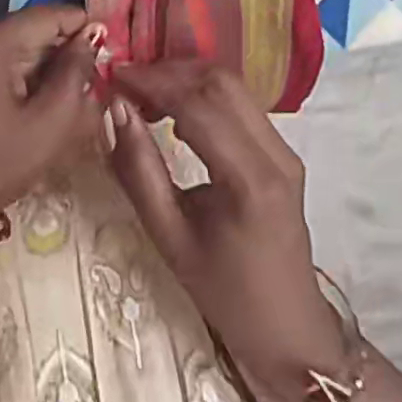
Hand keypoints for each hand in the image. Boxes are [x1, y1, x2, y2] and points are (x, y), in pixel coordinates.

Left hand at [0, 7, 103, 229]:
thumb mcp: (50, 122)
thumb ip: (76, 72)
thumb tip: (92, 36)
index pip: (46, 15)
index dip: (82, 26)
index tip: (109, 48)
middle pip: (29, 30)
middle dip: (63, 51)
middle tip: (92, 81)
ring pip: (15, 46)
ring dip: (44, 66)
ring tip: (70, 97)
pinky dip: (21, 75)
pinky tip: (38, 103)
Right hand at [106, 62, 347, 401]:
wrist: (287, 330)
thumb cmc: (222, 290)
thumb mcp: (167, 234)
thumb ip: (138, 168)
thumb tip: (116, 108)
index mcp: (250, 179)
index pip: (197, 104)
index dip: (152, 82)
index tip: (113, 76)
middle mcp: (277, 154)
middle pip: (221, 81)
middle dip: (168, 71)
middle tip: (127, 83)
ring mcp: (285, 151)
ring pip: (233, 87)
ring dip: (185, 80)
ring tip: (144, 96)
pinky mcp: (283, 153)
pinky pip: (241, 105)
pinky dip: (202, 95)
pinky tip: (173, 114)